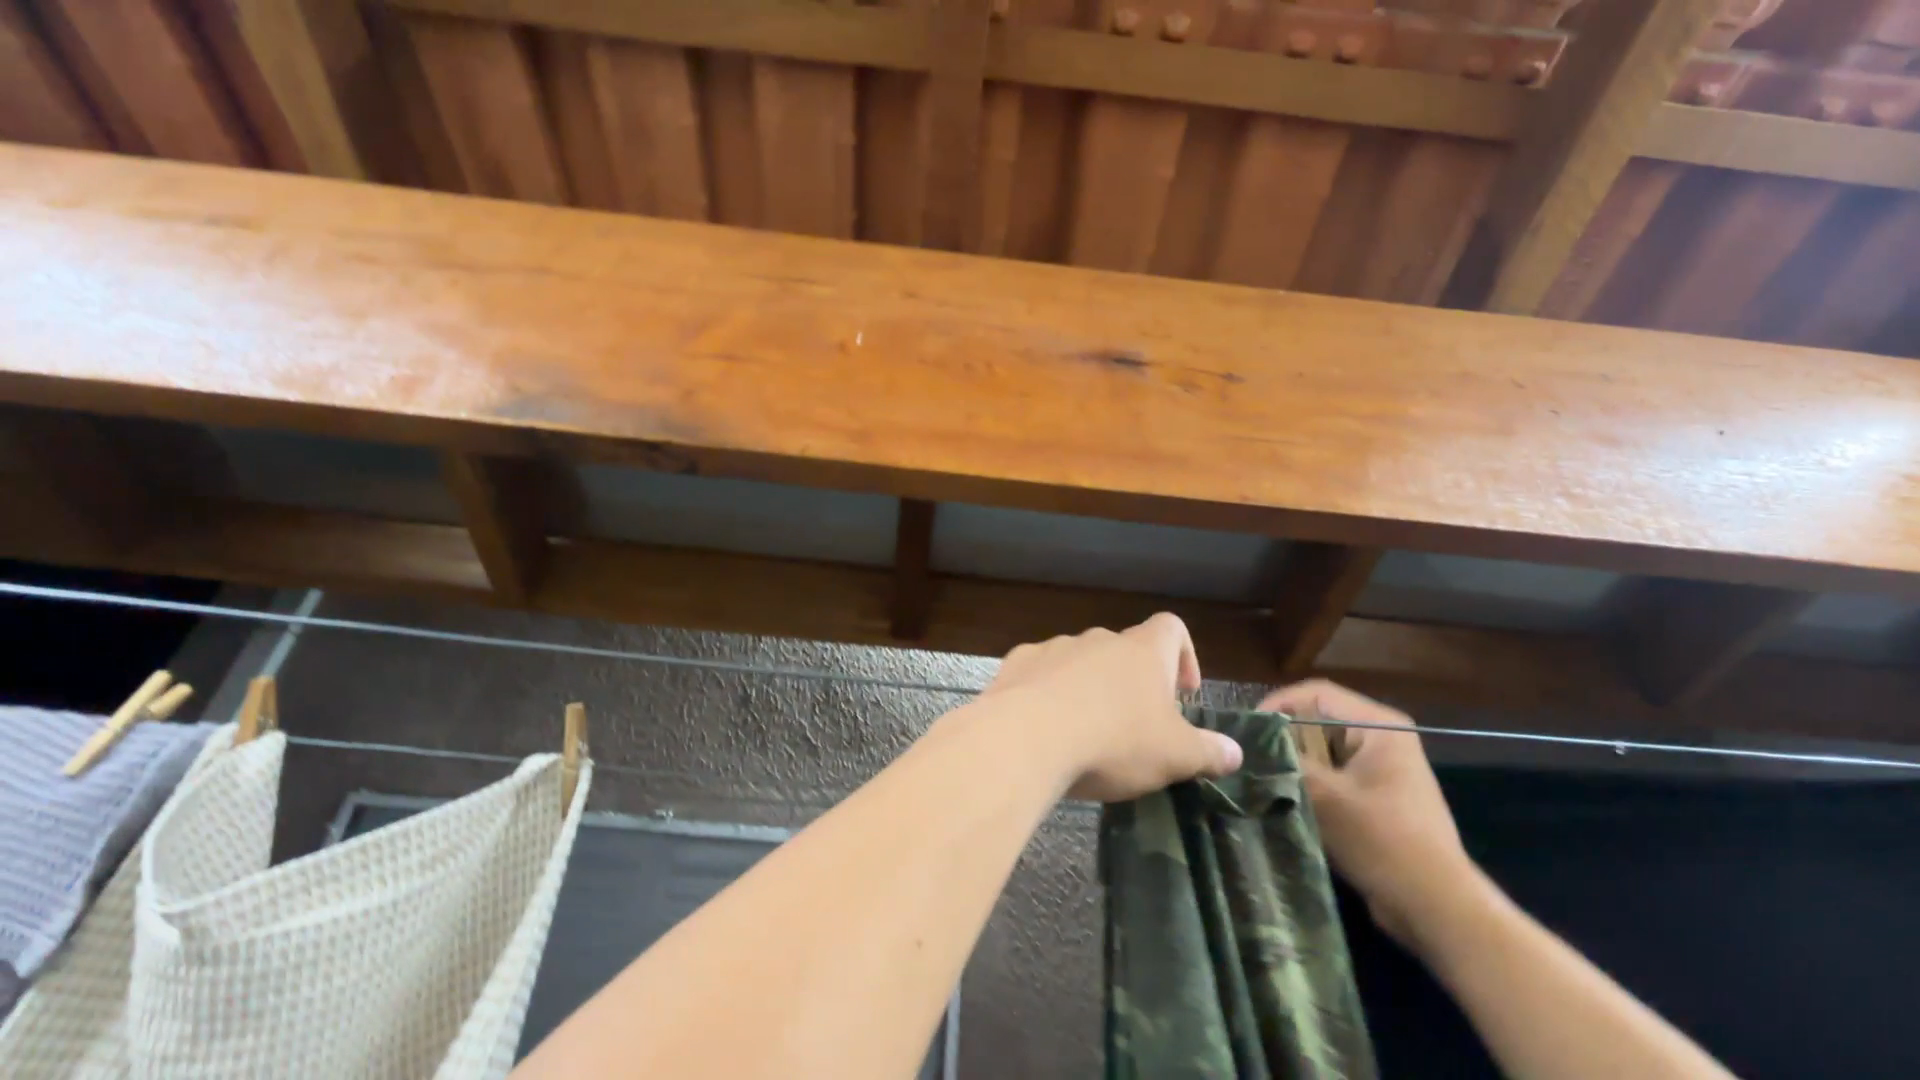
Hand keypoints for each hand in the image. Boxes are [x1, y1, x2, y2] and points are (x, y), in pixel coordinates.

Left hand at [984, 613, 1242, 801]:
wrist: (1024, 739)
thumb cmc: (1113, 742)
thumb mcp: (1174, 756)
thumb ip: (1208, 752)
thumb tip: (1235, 752)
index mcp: (1143, 651)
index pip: (1172, 628)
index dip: (1184, 656)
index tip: (1184, 693)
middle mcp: (1099, 639)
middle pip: (1124, 650)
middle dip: (1133, 682)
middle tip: (1135, 726)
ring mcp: (1053, 648)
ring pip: (1080, 662)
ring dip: (1089, 688)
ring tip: (1086, 732)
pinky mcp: (1016, 665)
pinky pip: (1040, 674)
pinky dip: (1047, 693)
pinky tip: (1045, 728)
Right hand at [1257, 679, 1478, 946]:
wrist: (1435, 906)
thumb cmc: (1385, 842)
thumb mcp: (1327, 799)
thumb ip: (1285, 765)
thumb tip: (1243, 748)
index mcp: (1379, 727)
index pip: (1316, 694)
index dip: (1276, 706)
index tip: (1245, 733)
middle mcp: (1381, 738)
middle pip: (1317, 721)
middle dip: (1281, 739)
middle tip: (1246, 759)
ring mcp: (1378, 769)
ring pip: (1320, 752)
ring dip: (1292, 765)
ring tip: (1258, 780)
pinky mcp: (1373, 797)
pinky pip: (1330, 777)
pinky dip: (1307, 785)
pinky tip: (1282, 803)